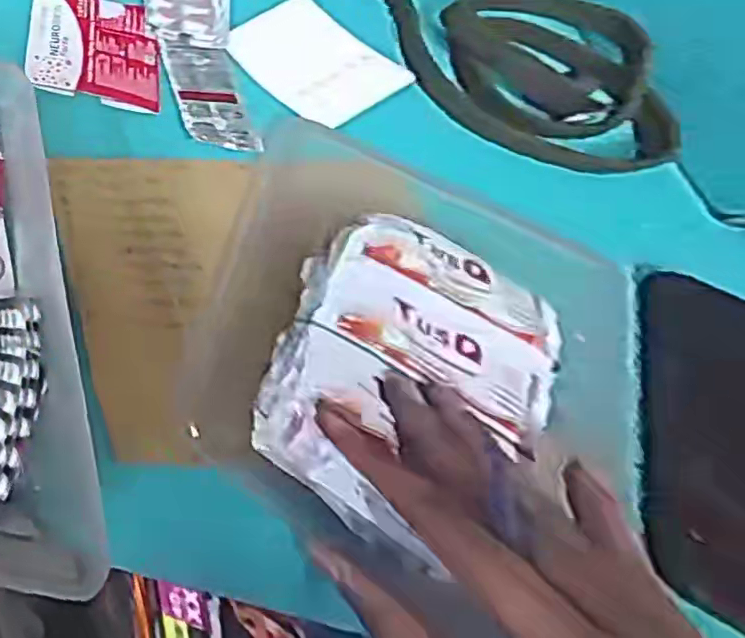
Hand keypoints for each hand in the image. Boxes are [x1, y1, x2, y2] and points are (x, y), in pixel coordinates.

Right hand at [311, 376, 695, 637]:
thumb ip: (400, 627)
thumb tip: (325, 552)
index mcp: (544, 626)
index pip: (444, 523)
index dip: (380, 466)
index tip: (332, 417)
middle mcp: (599, 609)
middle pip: (502, 505)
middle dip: (440, 439)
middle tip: (396, 383)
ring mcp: (647, 618)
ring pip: (555, 517)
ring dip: (496, 456)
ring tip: (452, 401)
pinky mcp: (671, 627)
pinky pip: (629, 556)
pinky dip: (598, 511)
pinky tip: (573, 468)